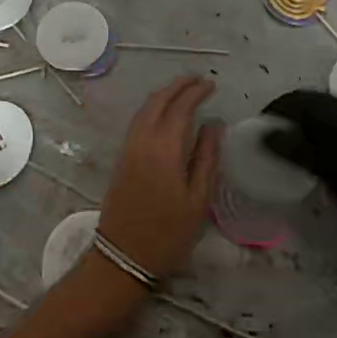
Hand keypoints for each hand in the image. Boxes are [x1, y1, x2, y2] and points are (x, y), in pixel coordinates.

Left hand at [98, 76, 221, 278]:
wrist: (122, 257)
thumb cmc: (168, 233)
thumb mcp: (198, 199)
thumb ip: (207, 157)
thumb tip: (214, 124)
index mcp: (165, 148)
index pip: (181, 107)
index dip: (196, 92)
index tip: (212, 85)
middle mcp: (143, 140)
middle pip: (160, 100)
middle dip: (179, 85)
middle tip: (199, 80)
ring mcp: (129, 147)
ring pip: (146, 107)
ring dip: (165, 93)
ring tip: (185, 90)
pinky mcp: (122, 156)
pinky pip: (139, 119)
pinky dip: (154, 106)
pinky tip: (165, 112)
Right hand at [264, 90, 336, 294]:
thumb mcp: (332, 178)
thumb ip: (298, 151)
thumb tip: (268, 134)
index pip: (303, 99)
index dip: (278, 110)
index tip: (260, 126)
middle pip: (320, 103)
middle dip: (296, 117)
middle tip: (276, 138)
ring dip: (315, 125)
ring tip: (298, 147)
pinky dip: (334, 134)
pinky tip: (328, 154)